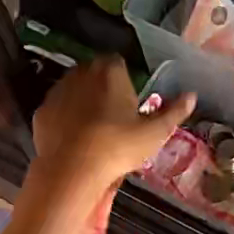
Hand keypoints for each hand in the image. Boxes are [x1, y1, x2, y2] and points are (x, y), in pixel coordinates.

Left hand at [30, 55, 194, 190]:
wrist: (73, 170)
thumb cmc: (119, 146)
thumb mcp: (154, 133)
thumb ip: (174, 111)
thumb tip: (192, 96)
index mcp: (110, 70)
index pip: (119, 63)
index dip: (126, 83)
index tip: (131, 104)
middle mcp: (81, 72)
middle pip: (95, 75)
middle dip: (103, 91)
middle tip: (114, 120)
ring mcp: (57, 91)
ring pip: (74, 92)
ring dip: (83, 104)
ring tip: (94, 133)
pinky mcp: (42, 112)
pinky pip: (58, 112)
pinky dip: (65, 121)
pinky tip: (74, 141)